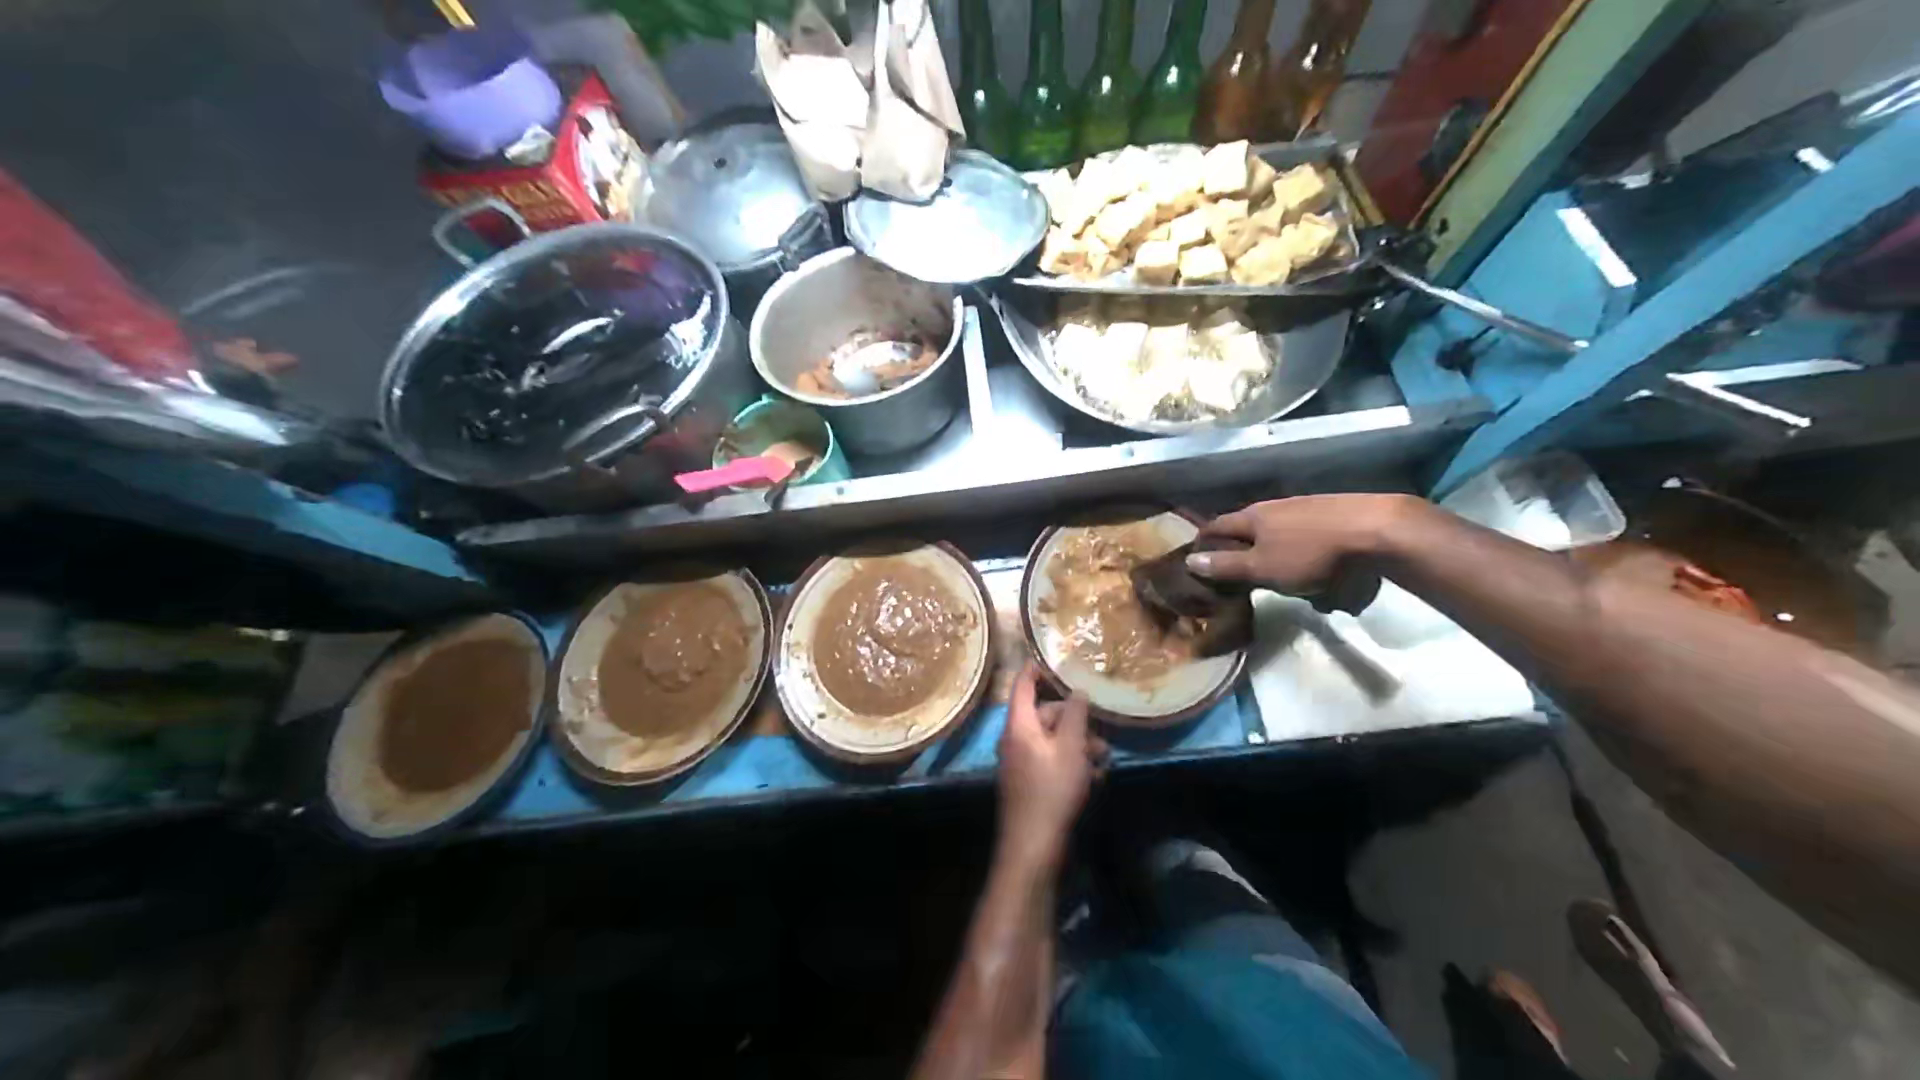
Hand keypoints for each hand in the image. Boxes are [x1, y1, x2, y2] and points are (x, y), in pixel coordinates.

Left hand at [997, 664, 1105, 864]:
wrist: (1033, 846)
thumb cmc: (1052, 791)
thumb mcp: (1070, 748)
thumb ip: (1075, 715)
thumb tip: (1078, 690)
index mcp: (1018, 725)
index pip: (1023, 685)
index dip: (1037, 668)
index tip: (1054, 657)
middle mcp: (1015, 739)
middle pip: (1044, 714)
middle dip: (1075, 720)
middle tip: (1102, 733)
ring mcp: (1020, 762)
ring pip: (1052, 740)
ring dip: (1079, 745)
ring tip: (1104, 760)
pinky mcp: (1029, 782)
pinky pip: (1051, 760)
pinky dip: (1071, 762)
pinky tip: (1094, 777)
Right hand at [1189, 494, 1414, 592]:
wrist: (1376, 532)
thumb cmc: (1309, 554)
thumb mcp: (1261, 568)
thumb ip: (1226, 565)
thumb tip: (1189, 561)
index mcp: (1252, 517)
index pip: (1217, 525)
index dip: (1204, 540)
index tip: (1196, 556)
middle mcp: (1274, 506)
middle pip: (1248, 526)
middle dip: (1241, 546)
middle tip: (1237, 570)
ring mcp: (1305, 507)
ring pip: (1279, 529)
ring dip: (1273, 549)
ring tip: (1277, 571)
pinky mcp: (1333, 513)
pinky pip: (1306, 533)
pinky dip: (1301, 549)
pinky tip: (1314, 564)